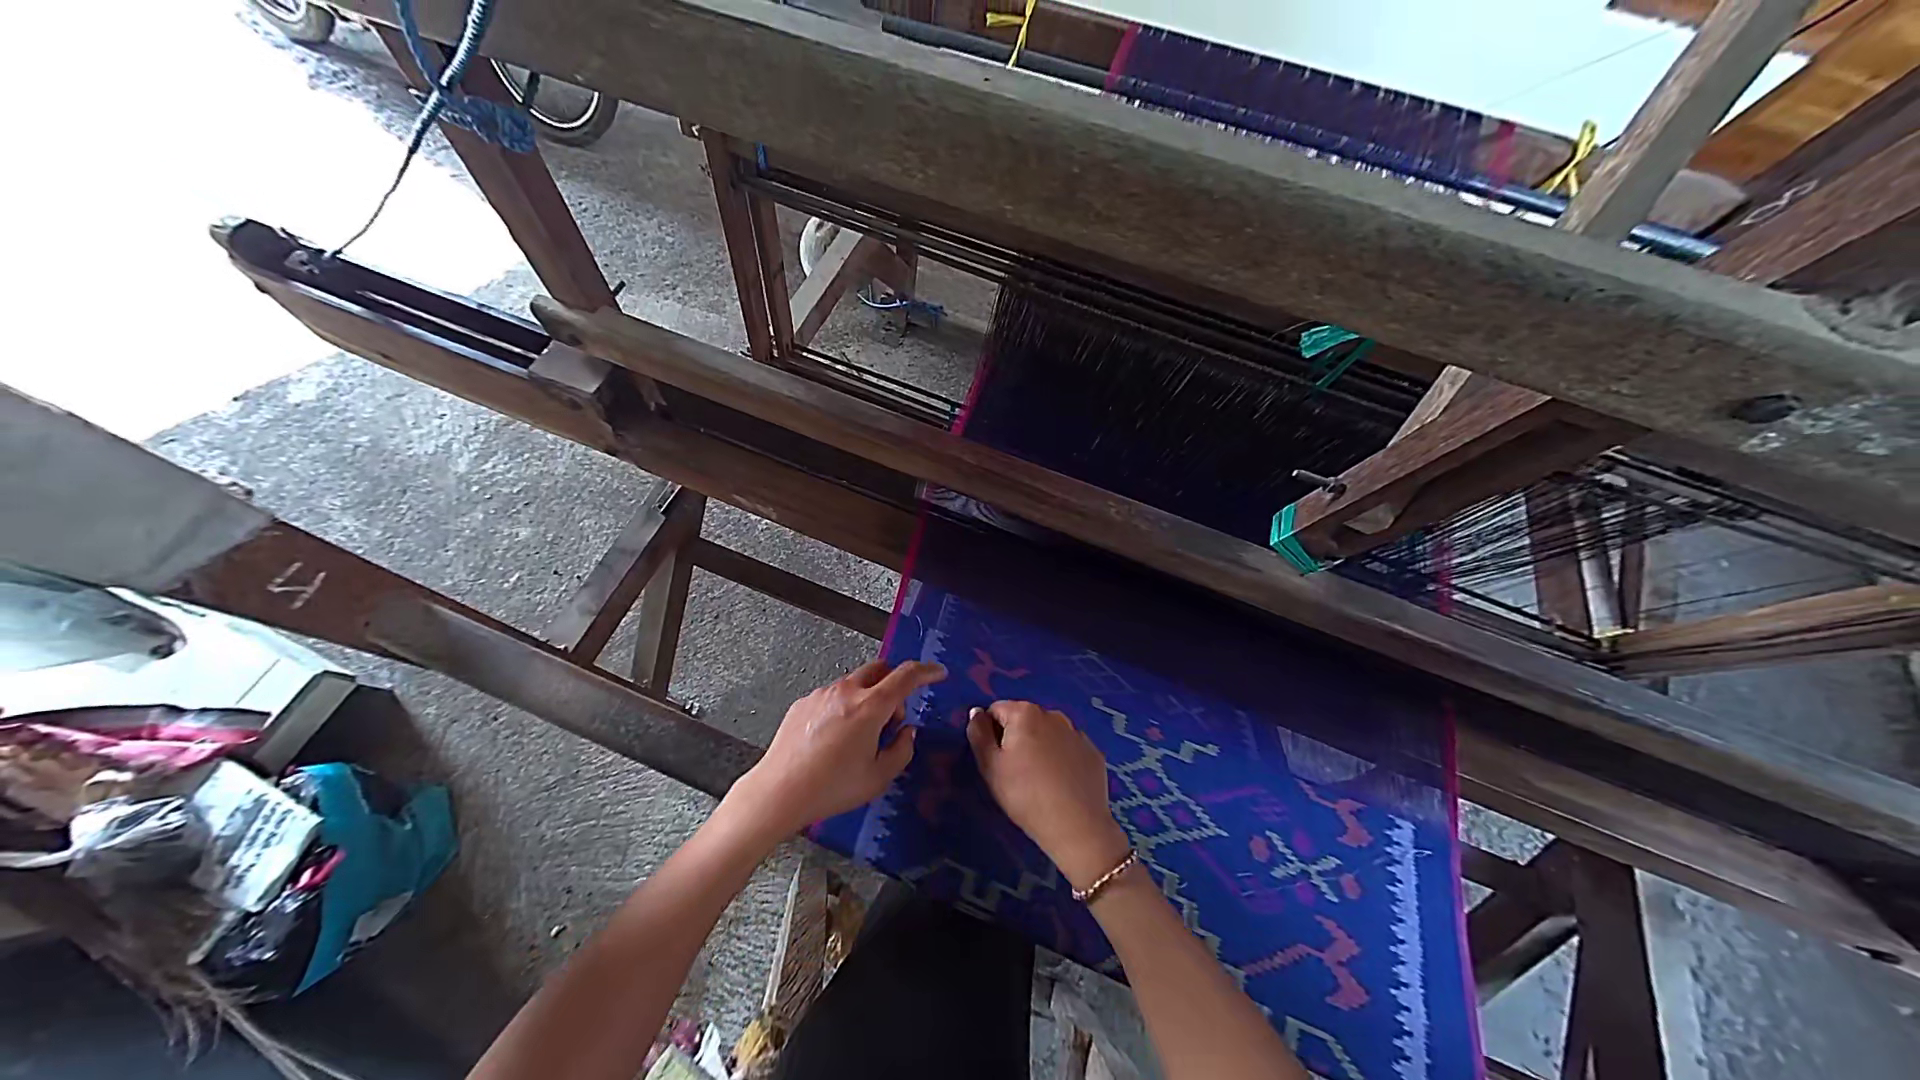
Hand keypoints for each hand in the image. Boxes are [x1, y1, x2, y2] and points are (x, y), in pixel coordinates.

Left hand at [724, 660, 946, 838]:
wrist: (778, 792)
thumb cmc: (829, 788)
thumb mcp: (878, 777)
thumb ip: (902, 750)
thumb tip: (906, 733)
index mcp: (870, 707)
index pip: (907, 676)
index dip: (926, 671)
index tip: (936, 673)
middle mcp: (846, 692)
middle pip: (880, 669)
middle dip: (894, 686)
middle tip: (893, 718)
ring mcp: (822, 695)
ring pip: (856, 683)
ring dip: (868, 697)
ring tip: (861, 735)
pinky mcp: (804, 703)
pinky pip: (833, 695)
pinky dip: (844, 707)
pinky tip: (836, 738)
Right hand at [967, 701, 1130, 890]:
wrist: (1076, 826)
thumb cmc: (1025, 795)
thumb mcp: (990, 766)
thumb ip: (978, 733)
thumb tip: (977, 712)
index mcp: (1025, 713)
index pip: (997, 710)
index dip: (990, 733)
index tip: (996, 760)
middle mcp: (1054, 715)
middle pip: (1024, 719)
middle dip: (1016, 738)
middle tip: (1015, 772)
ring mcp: (1077, 733)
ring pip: (1048, 733)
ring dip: (1040, 746)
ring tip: (1039, 780)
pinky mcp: (1093, 753)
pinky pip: (1069, 748)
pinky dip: (1062, 758)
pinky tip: (1061, 783)